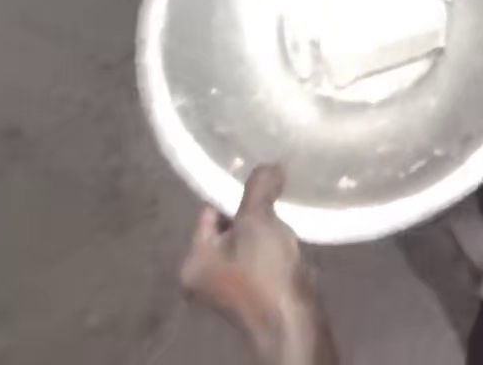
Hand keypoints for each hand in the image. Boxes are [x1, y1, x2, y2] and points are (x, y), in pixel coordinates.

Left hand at [181, 165, 329, 364]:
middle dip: (251, 205)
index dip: (235, 189)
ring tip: (283, 206)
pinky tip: (286, 232)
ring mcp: (226, 286)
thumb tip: (270, 163)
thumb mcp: (257, 219)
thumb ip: (258, 185)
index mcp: (192, 261)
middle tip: (274, 188)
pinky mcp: (249, 291)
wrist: (291, 320)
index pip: (209, 210)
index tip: (261, 176)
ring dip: (262, 222)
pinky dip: (269, 240)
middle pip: (226, 223)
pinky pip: (255, 253)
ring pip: (243, 238)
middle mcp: (202, 275)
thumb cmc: (264, 270)